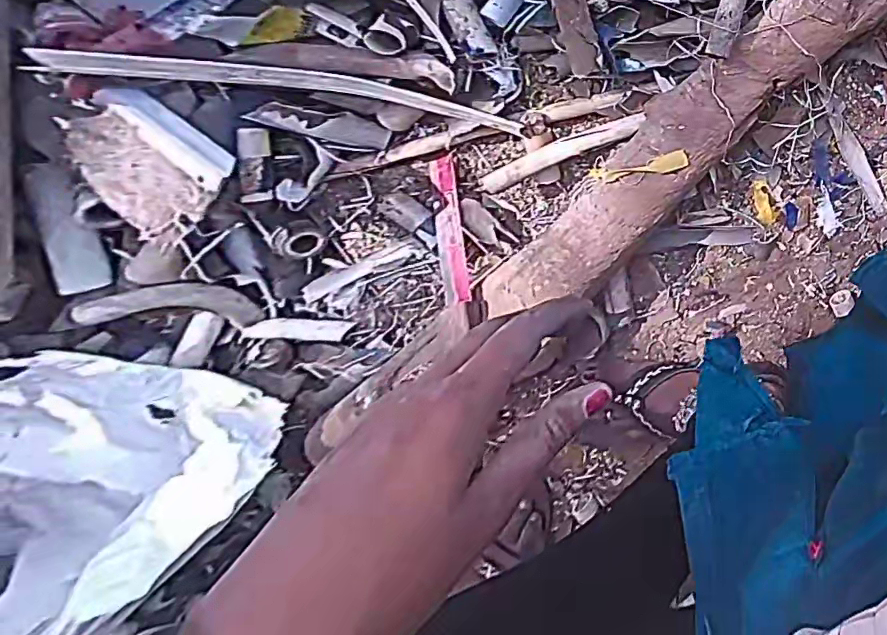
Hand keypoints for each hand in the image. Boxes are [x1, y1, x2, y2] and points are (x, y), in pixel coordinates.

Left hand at [187, 299, 612, 634]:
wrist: (267, 634)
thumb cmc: (378, 581)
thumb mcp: (485, 510)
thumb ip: (542, 441)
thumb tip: (590, 397)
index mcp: (452, 409)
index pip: (517, 334)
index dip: (557, 314)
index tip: (581, 312)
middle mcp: (411, 400)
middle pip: (481, 333)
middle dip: (528, 323)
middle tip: (563, 332)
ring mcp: (376, 418)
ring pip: (448, 357)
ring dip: (492, 349)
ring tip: (525, 368)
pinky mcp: (352, 441)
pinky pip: (418, 386)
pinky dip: (458, 378)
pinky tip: (467, 411)